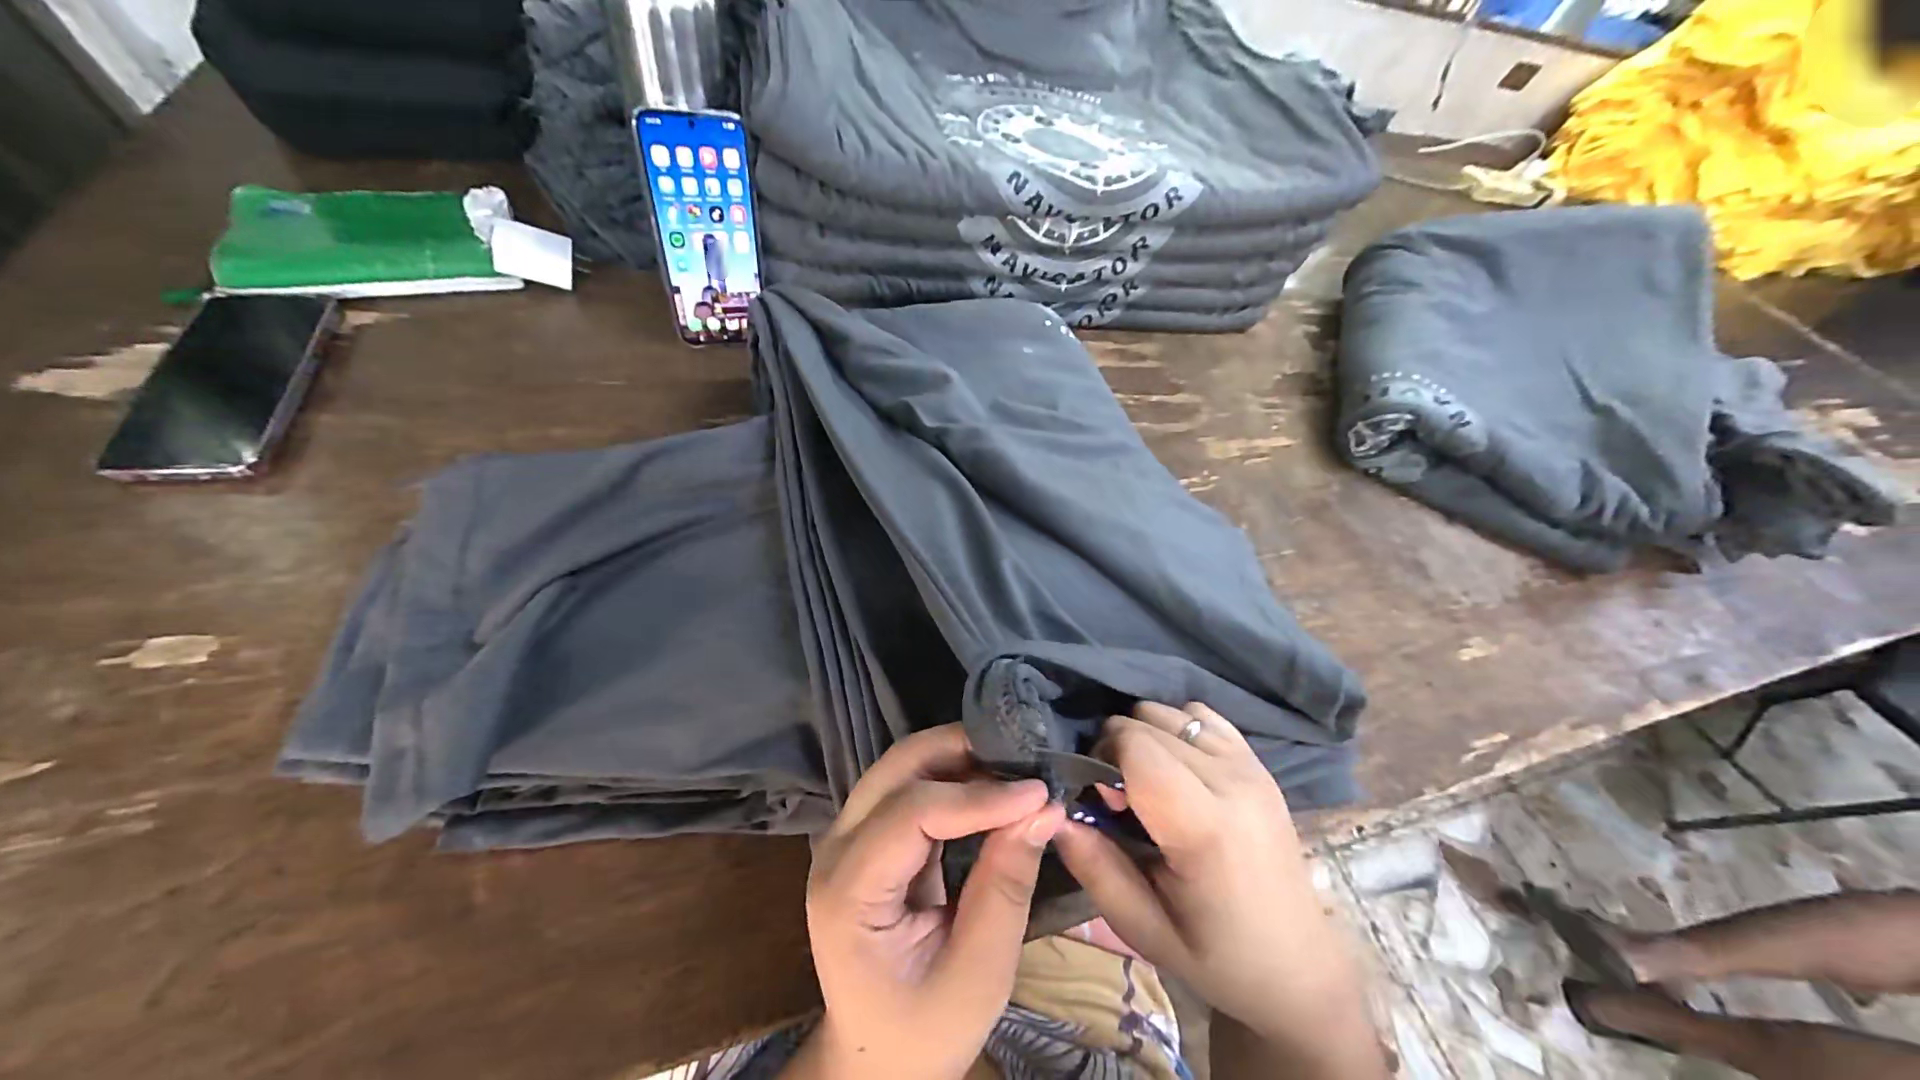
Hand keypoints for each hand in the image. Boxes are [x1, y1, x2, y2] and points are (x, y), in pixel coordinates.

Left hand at [789, 724, 1064, 1079]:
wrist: (879, 1060)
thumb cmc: (925, 1029)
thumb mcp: (978, 974)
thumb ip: (1005, 887)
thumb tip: (1043, 808)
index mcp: (848, 892)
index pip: (910, 812)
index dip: (977, 796)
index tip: (1038, 792)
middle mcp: (835, 849)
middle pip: (896, 769)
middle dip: (961, 751)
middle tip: (1025, 758)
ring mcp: (846, 839)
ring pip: (901, 767)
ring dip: (958, 757)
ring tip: (1015, 766)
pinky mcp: (867, 838)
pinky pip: (909, 787)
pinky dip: (953, 776)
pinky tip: (991, 783)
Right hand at [1054, 702, 1384, 1076]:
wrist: (1298, 968)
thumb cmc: (1217, 957)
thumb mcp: (1143, 929)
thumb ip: (1095, 867)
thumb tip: (1053, 812)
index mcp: (1205, 826)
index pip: (1135, 745)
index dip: (1101, 759)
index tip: (1101, 803)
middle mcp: (1233, 782)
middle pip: (1147, 722)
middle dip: (1115, 748)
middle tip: (1118, 802)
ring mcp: (1251, 767)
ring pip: (1170, 712)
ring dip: (1144, 736)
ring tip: (1146, 784)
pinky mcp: (1259, 764)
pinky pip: (1201, 716)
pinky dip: (1176, 729)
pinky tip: (1175, 769)